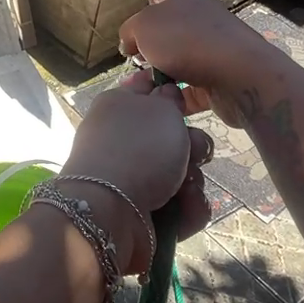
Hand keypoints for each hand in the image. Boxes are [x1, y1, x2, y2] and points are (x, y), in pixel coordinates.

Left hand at [59, 70, 211, 273]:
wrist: (111, 209)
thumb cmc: (137, 148)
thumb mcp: (159, 109)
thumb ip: (169, 97)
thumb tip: (166, 92)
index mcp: (118, 107)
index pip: (146, 89)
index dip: (169, 93)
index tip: (184, 103)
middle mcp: (124, 141)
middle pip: (174, 137)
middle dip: (193, 145)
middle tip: (192, 152)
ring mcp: (133, 178)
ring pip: (183, 172)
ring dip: (192, 179)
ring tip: (183, 186)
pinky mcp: (144, 212)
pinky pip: (181, 205)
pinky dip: (187, 208)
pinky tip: (183, 207)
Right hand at [117, 0, 278, 124]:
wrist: (239, 74)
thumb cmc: (185, 41)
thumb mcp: (142, 27)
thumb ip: (129, 32)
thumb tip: (131, 44)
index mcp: (182, 0)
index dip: (142, 15)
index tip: (132, 38)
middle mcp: (200, 21)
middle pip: (166, 35)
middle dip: (148, 53)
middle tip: (135, 68)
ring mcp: (212, 50)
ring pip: (176, 64)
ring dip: (159, 79)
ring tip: (143, 93)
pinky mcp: (220, 79)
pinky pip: (190, 89)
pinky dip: (176, 98)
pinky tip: (163, 106)